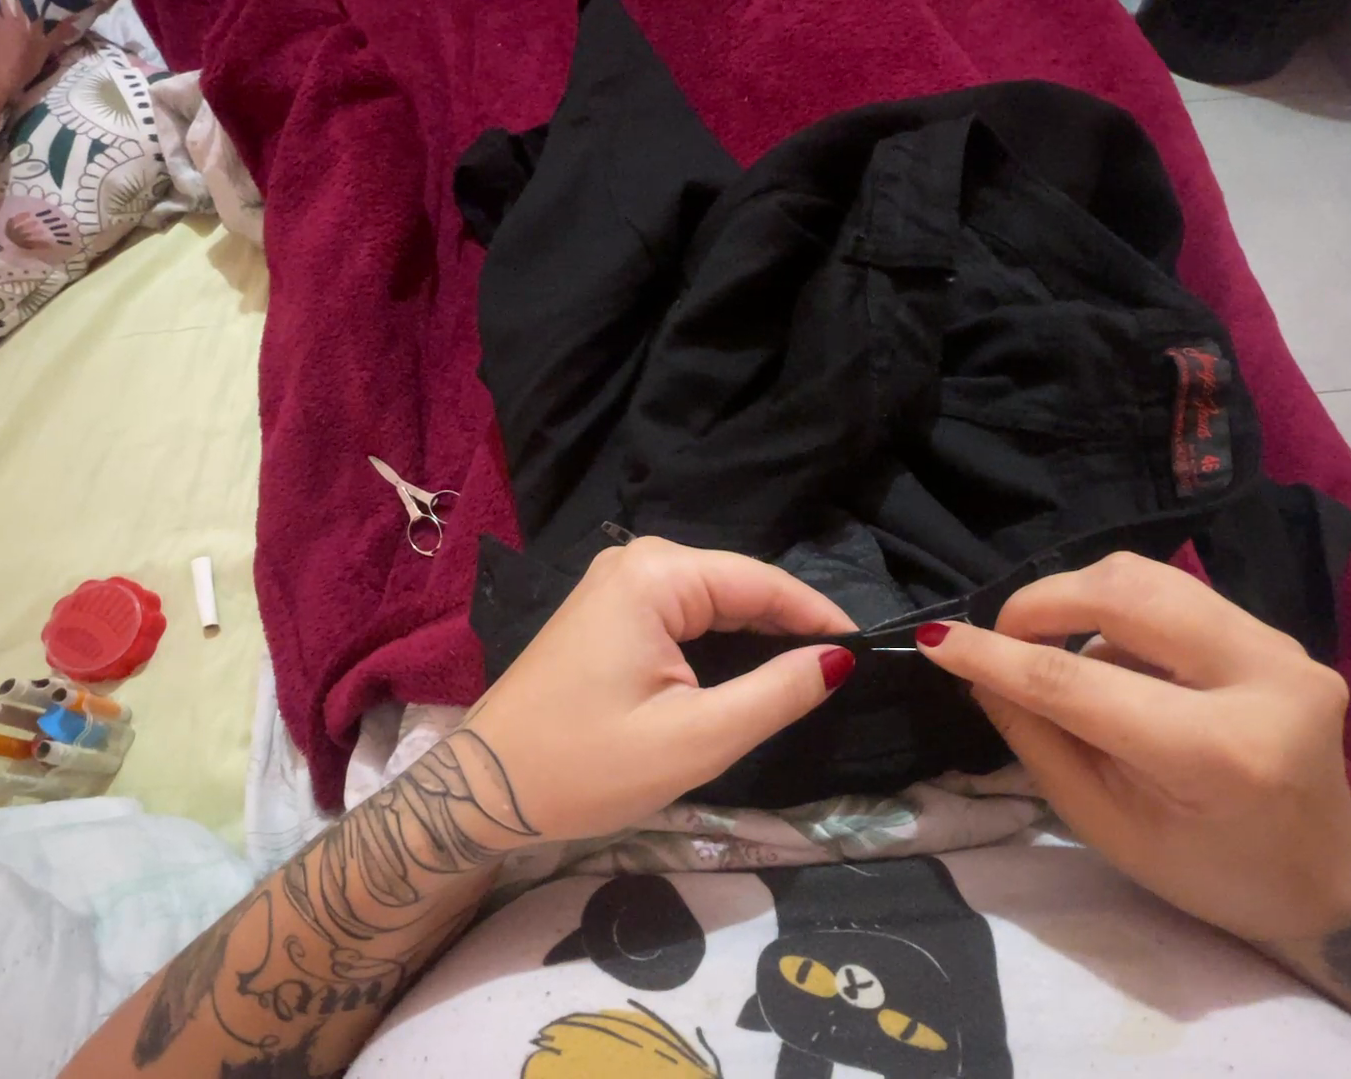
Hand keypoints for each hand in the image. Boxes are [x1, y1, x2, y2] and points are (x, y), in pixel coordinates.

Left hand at [464, 537, 857, 843]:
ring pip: (713, 600)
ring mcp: (618, 583)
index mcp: (656, 576)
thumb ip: (775, 692)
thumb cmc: (586, 767)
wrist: (484, 790)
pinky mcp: (609, 610)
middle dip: (790, 625)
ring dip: (757, 633)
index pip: (763, 583)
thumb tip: (837, 659)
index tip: (866, 649)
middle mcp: (637, 561)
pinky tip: (747, 665)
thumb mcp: (695, 739)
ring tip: (806, 670)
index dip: (819, 615)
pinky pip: (684, 613)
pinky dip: (721, 639)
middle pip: (738, 585)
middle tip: (840, 670)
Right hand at [916, 552, 1350, 943]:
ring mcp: (1282, 646)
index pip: (1077, 681)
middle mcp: (1266, 680)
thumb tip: (976, 669)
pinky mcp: (1277, 634)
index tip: (934, 641)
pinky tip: (1109, 660)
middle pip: (1123, 592)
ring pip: (1146, 577)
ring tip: (1049, 645)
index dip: (994, 655)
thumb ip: (1034, 735)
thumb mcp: (1098, 820)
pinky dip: (1113, 613)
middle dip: (1040, 603)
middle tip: (1001, 638)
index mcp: (1220, 754)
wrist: (1322, 881)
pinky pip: (1171, 593)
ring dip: (1075, 600)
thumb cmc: (1200, 870)